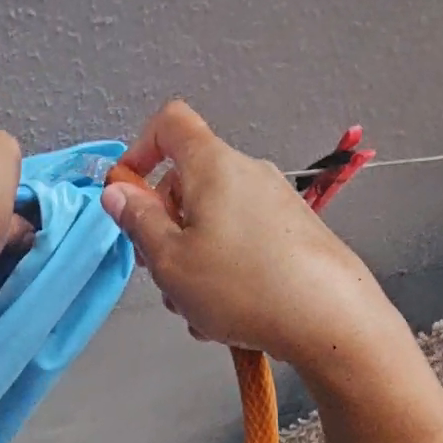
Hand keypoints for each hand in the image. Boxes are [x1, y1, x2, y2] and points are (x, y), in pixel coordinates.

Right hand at [102, 101, 408, 378]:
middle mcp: (246, 173)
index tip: (126, 195)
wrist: (326, 318)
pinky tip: (223, 313)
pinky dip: (220, 271)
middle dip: (163, 226)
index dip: (139, 152)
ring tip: (195, 304)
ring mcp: (272, 202)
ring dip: (189, 259)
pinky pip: (238, 242)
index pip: (169, 124)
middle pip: (186, 184)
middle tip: (159, 270)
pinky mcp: (289, 233)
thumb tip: (116, 192)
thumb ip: (137, 221)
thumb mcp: (169, 259)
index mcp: (212, 167)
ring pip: (210, 222)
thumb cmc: (241, 286)